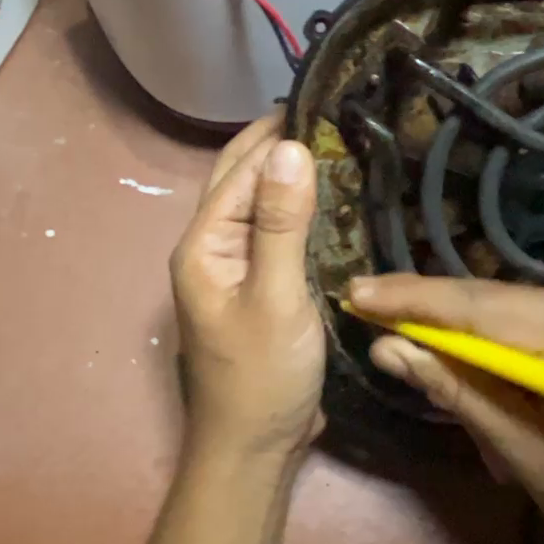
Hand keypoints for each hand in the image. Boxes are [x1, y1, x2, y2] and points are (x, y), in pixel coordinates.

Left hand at [170, 113, 325, 463]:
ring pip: (261, 208)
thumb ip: (280, 224)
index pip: (239, 171)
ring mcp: (234, 270)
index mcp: (204, 244)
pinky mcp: (258, 288)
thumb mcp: (274, 297)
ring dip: (291, 176)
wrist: (253, 447)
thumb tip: (289, 146)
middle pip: (242, 182)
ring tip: (340, 144)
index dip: (275, 133)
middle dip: (279, 146)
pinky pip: (276, 236)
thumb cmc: (260, 375)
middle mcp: (212, 249)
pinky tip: (332, 202)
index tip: (321, 96)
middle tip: (334, 112)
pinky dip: (300, 213)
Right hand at [347, 274, 543, 543]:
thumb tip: (390, 348)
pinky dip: (506, 360)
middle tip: (365, 308)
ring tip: (411, 352)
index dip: (417, 301)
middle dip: (434, 315)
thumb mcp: (538, 460)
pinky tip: (477, 383)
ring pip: (522, 319)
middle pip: (506, 305)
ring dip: (468, 344)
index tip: (356, 292)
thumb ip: (464, 393)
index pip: (493, 307)